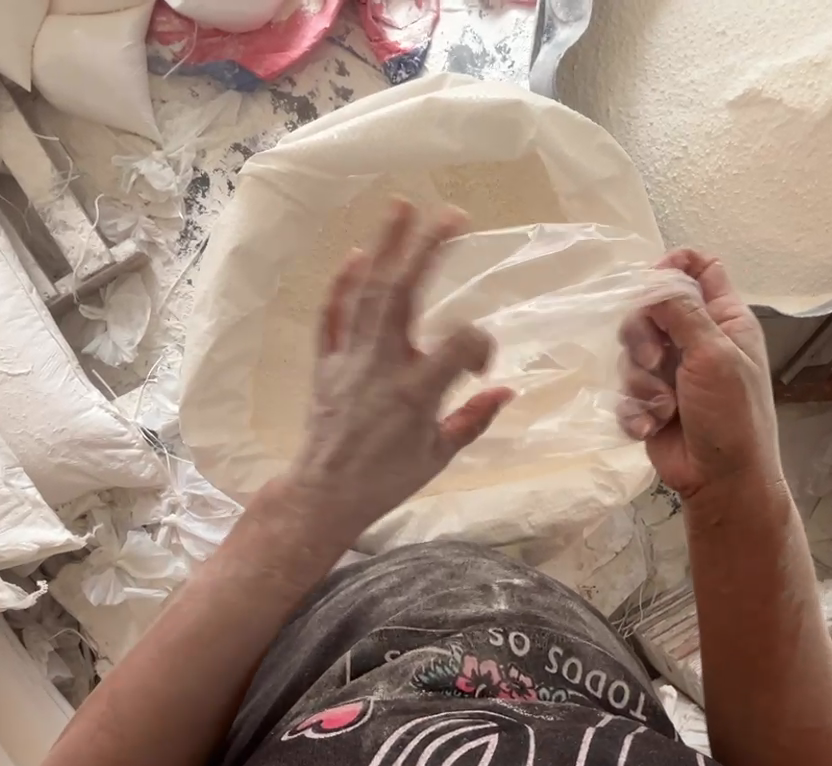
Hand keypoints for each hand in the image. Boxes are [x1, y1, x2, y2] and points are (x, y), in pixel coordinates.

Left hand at [282, 200, 514, 538]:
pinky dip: (340, 285)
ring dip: (385, 246)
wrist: (326, 493)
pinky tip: (353, 255)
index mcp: (416, 393)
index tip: (482, 367)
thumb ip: (474, 419)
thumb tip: (506, 390)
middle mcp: (382, 366)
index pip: (460, 343)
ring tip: (401, 205)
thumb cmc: (388, 480)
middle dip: (428, 249)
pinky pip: (331, 317)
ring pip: (367, 294)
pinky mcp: (325, 363)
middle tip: (452, 214)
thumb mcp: (439, 457)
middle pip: (404, 294)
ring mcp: (349, 359)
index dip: (481, 344)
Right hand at [618, 250, 784, 504]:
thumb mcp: (714, 355)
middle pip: (650, 311)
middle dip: (642, 335)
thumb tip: (654, 279)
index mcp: (724, 321)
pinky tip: (650, 427)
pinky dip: (634, 411)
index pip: (701, 269)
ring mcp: (671, 374)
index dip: (673, 267)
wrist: (721, 480)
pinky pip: (625, 393)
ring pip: (631, 355)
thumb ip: (683, 313)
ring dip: (641, 383)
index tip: (650, 283)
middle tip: (654, 358)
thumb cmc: (731, 415)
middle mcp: (695, 342)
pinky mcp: (650, 404)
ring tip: (662, 407)